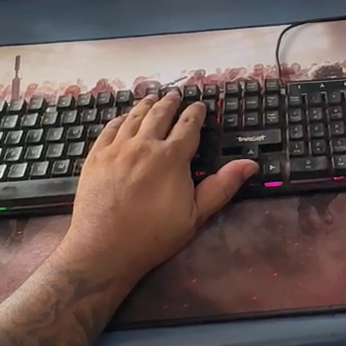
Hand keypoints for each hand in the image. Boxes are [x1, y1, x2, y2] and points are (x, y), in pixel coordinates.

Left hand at [60, 92, 255, 283]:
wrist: (103, 250)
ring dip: (146, 105)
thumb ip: (222, 186)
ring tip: (153, 98)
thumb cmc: (153, 236)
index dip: (196, 112)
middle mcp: (145, 145)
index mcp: (172, 157)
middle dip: (171, 102)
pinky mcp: (96, 156)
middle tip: (175, 95)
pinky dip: (121, 119)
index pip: (188, 124)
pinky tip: (124, 117)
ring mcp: (118, 149)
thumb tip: (249, 164)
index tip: (200, 105)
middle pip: (160, 113)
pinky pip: (110, 128)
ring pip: (135, 117)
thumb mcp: (195, 215)